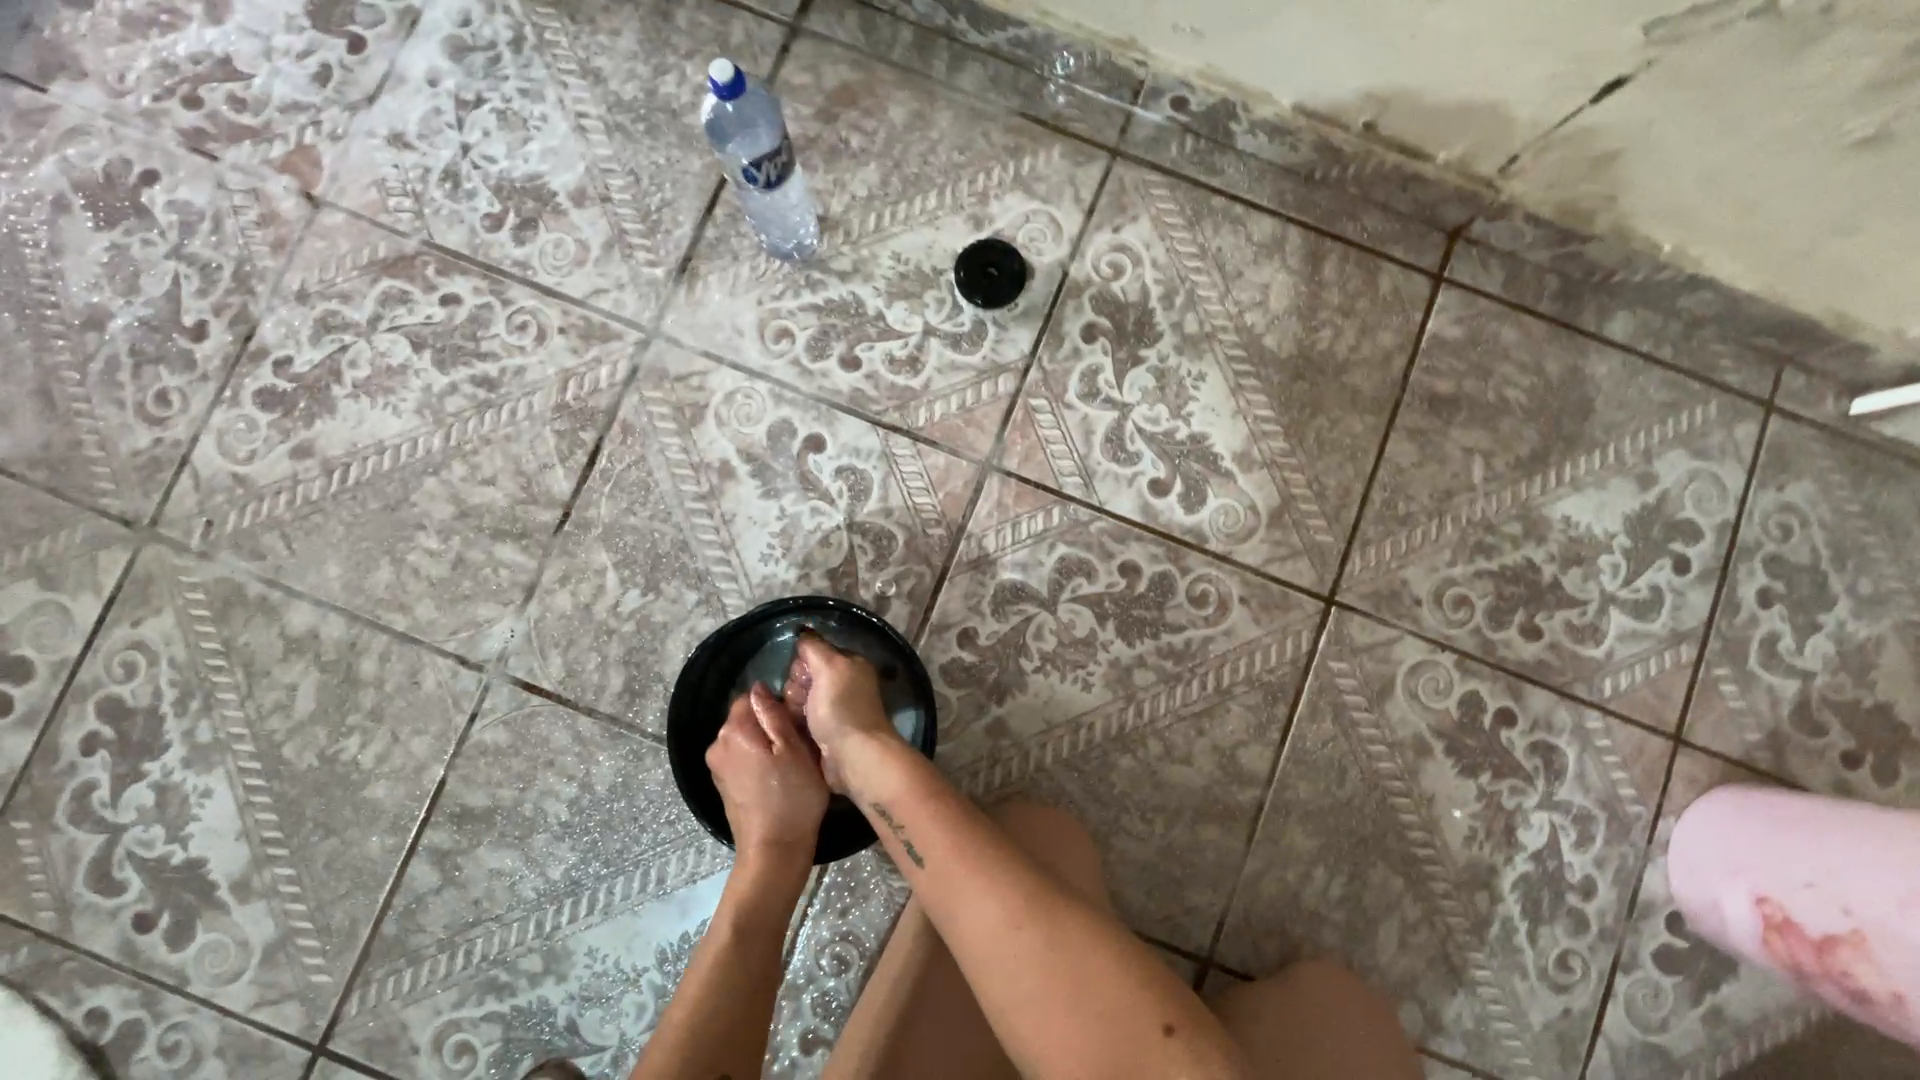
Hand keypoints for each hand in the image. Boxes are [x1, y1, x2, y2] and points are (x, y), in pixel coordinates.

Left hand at [706, 683, 828, 864]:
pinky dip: (756, 761)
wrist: (774, 850)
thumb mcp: (795, 750)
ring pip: (744, 739)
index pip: (751, 697)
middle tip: (797, 745)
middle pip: (745, 718)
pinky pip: (740, 758)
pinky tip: (775, 778)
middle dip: (768, 725)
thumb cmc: (793, 797)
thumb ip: (775, 715)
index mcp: (735, 731)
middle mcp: (718, 744)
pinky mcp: (723, 785)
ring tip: (788, 763)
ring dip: (763, 744)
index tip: (795, 723)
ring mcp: (717, 767)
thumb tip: (760, 688)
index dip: (775, 705)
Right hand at [783, 632, 902, 793]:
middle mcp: (842, 684)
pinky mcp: (823, 731)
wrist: (854, 756)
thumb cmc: (842, 707)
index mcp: (848, 664)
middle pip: (802, 677)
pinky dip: (794, 723)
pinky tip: (796, 729)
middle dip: (796, 688)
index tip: (803, 677)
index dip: (801, 664)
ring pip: (797, 699)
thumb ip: (814, 646)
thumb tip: (802, 631)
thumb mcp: (830, 666)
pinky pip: (798, 720)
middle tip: (804, 702)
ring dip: (793, 707)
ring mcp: (832, 709)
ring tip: (801, 719)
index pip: (812, 653)